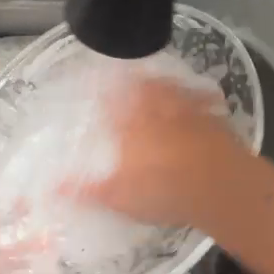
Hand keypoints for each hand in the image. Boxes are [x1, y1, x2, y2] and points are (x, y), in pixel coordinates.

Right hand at [85, 76, 256, 226]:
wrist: (221, 187)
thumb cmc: (163, 190)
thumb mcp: (118, 197)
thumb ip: (85, 191)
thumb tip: (52, 188)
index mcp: (130, 122)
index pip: (110, 97)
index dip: (101, 88)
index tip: (94, 81)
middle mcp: (158, 108)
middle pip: (144, 84)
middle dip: (135, 80)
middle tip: (130, 76)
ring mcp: (190, 110)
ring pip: (174, 88)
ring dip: (166, 84)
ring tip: (162, 82)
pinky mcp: (217, 119)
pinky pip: (205, 101)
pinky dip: (201, 98)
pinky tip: (204, 100)